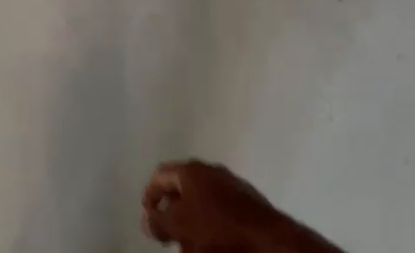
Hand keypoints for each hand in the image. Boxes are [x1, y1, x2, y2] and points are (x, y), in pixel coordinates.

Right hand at [141, 160, 277, 250]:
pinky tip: (212, 243)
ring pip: (202, 202)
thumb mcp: (179, 225)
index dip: (149, 194)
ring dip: (191, 222)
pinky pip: (220, 211)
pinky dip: (210, 224)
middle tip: (168, 234)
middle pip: (182, 188)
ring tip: (189, 244)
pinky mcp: (248, 202)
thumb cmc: (217, 227)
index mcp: (191, 170)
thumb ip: (158, 221)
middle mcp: (210, 171)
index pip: (160, 174)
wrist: (267, 238)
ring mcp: (231, 185)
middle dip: (172, 213)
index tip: (147, 215)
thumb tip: (146, 220)